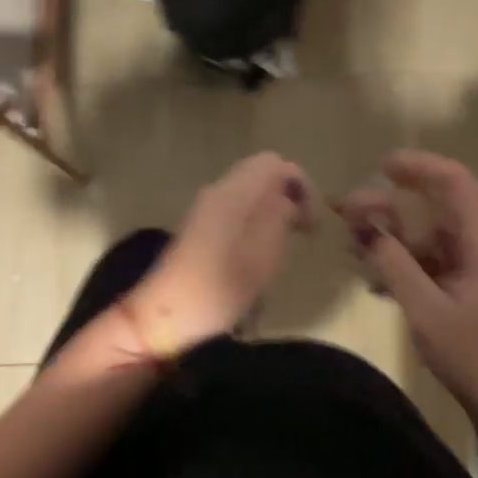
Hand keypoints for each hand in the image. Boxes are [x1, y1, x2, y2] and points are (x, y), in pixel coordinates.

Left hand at [126, 152, 312, 350]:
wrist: (166, 315)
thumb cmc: (220, 286)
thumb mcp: (263, 252)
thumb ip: (280, 214)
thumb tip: (287, 196)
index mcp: (231, 192)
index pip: (272, 162)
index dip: (300, 184)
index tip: (311, 220)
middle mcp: (216, 192)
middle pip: (259, 175)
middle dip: (288, 197)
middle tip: (303, 231)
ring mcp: (204, 210)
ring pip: (248, 194)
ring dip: (272, 212)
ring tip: (285, 244)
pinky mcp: (198, 230)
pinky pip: (236, 211)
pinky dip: (255, 224)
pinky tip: (259, 254)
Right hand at [336, 151, 477, 402]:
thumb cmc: (474, 357)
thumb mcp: (425, 311)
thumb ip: (393, 264)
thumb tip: (362, 228)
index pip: (454, 182)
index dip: (417, 166)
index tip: (379, 165)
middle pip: (434, 207)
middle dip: (388, 205)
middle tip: (346, 213)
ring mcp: (476, 267)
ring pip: (428, 234)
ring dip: (390, 235)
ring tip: (351, 246)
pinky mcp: (467, 287)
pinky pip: (430, 260)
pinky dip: (401, 261)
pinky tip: (371, 278)